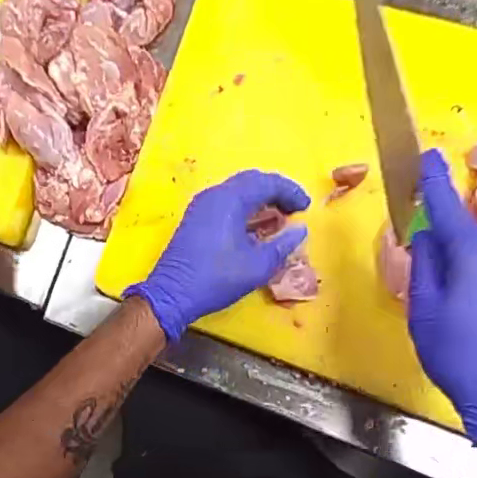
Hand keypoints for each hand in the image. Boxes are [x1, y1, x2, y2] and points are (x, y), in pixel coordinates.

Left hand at [125, 169, 309, 340]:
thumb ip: (282, 246)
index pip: (267, 182)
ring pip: (237, 192)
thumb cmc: (215, 279)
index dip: (291, 192)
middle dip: (276, 193)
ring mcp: (201, 207)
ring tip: (277, 219)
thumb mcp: (256, 266)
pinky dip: (244, 210)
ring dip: (259, 201)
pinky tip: (253, 228)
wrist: (171, 295)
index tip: (305, 208)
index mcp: (230, 199)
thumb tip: (300, 231)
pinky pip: (225, 204)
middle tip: (293, 210)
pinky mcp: (194, 221)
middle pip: (251, 182)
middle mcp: (214, 195)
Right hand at [408, 148, 476, 444]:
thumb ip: (421, 268)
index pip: (448, 207)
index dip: (432, 183)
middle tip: (421, 283)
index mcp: (475, 252)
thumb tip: (423, 238)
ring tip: (445, 316)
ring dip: (459, 275)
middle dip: (441, 250)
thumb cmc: (460, 355)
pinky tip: (468, 322)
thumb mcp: (424, 313)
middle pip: (464, 238)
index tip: (426, 159)